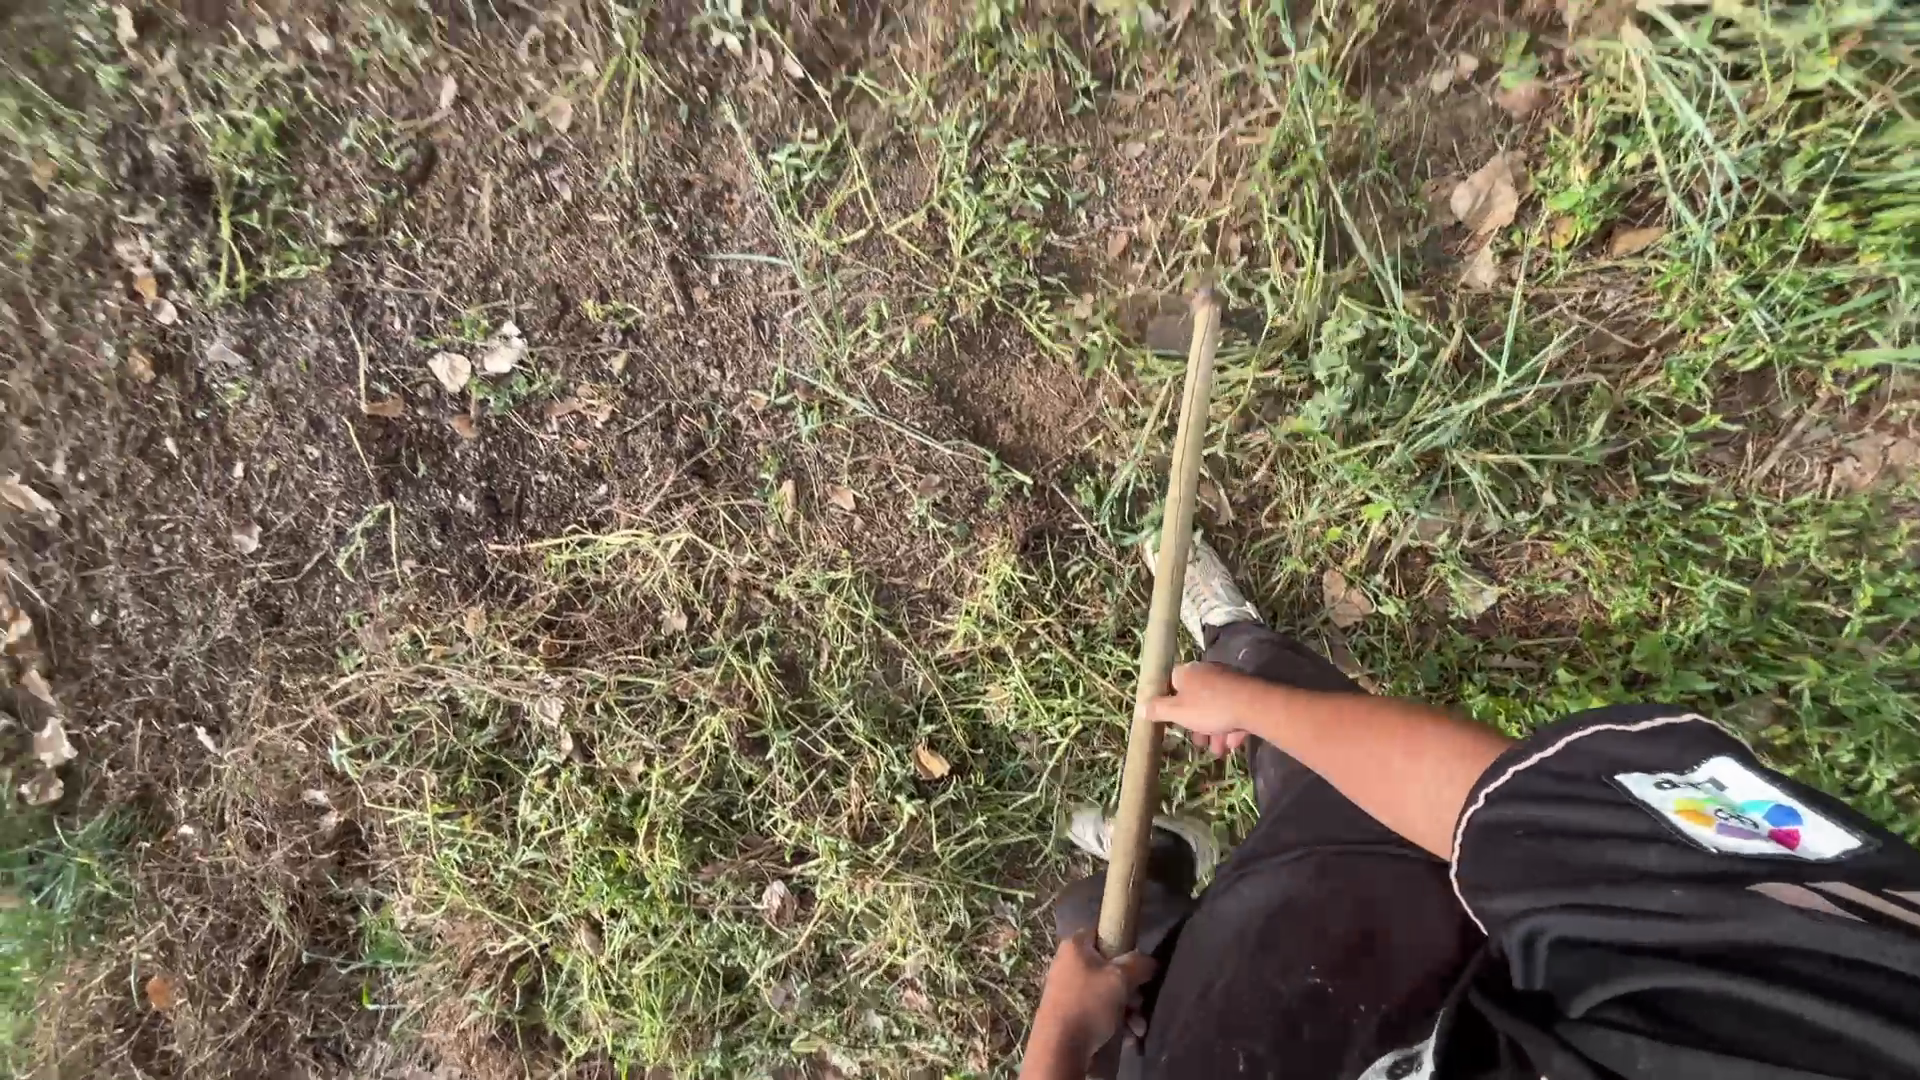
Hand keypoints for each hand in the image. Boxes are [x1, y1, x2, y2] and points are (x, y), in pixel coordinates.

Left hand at [1025, 931, 1157, 1067]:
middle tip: (1140, 1003)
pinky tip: (1127, 1036)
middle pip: (1108, 968)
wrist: (1059, 1046)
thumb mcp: (1119, 979)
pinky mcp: (1069, 1012)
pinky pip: (1098, 1010)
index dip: (1122, 945)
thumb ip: (1138, 964)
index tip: (1137, 964)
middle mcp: (1068, 962)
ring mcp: (1067, 988)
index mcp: (1075, 945)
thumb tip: (1150, 960)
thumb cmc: (1089, 1003)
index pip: (1102, 933)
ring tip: (1137, 1028)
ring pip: (1106, 992)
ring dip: (1127, 1010)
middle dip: (1131, 989)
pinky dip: (1115, 1021)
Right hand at [1144, 662, 1260, 756]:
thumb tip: (1140, 707)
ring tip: (1217, 750)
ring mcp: (1226, 680)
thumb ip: (1158, 710)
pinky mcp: (1244, 690)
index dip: (1169, 703)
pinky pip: (1232, 709)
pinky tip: (1232, 744)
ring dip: (1214, 730)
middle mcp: (1205, 672)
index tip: (1172, 720)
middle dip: (1195, 723)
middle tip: (1198, 741)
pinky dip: (1230, 726)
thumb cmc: (1209, 708)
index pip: (1171, 683)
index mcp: (1185, 673)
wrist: (1253, 705)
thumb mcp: (1177, 712)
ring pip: (1214, 707)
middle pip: (1194, 699)